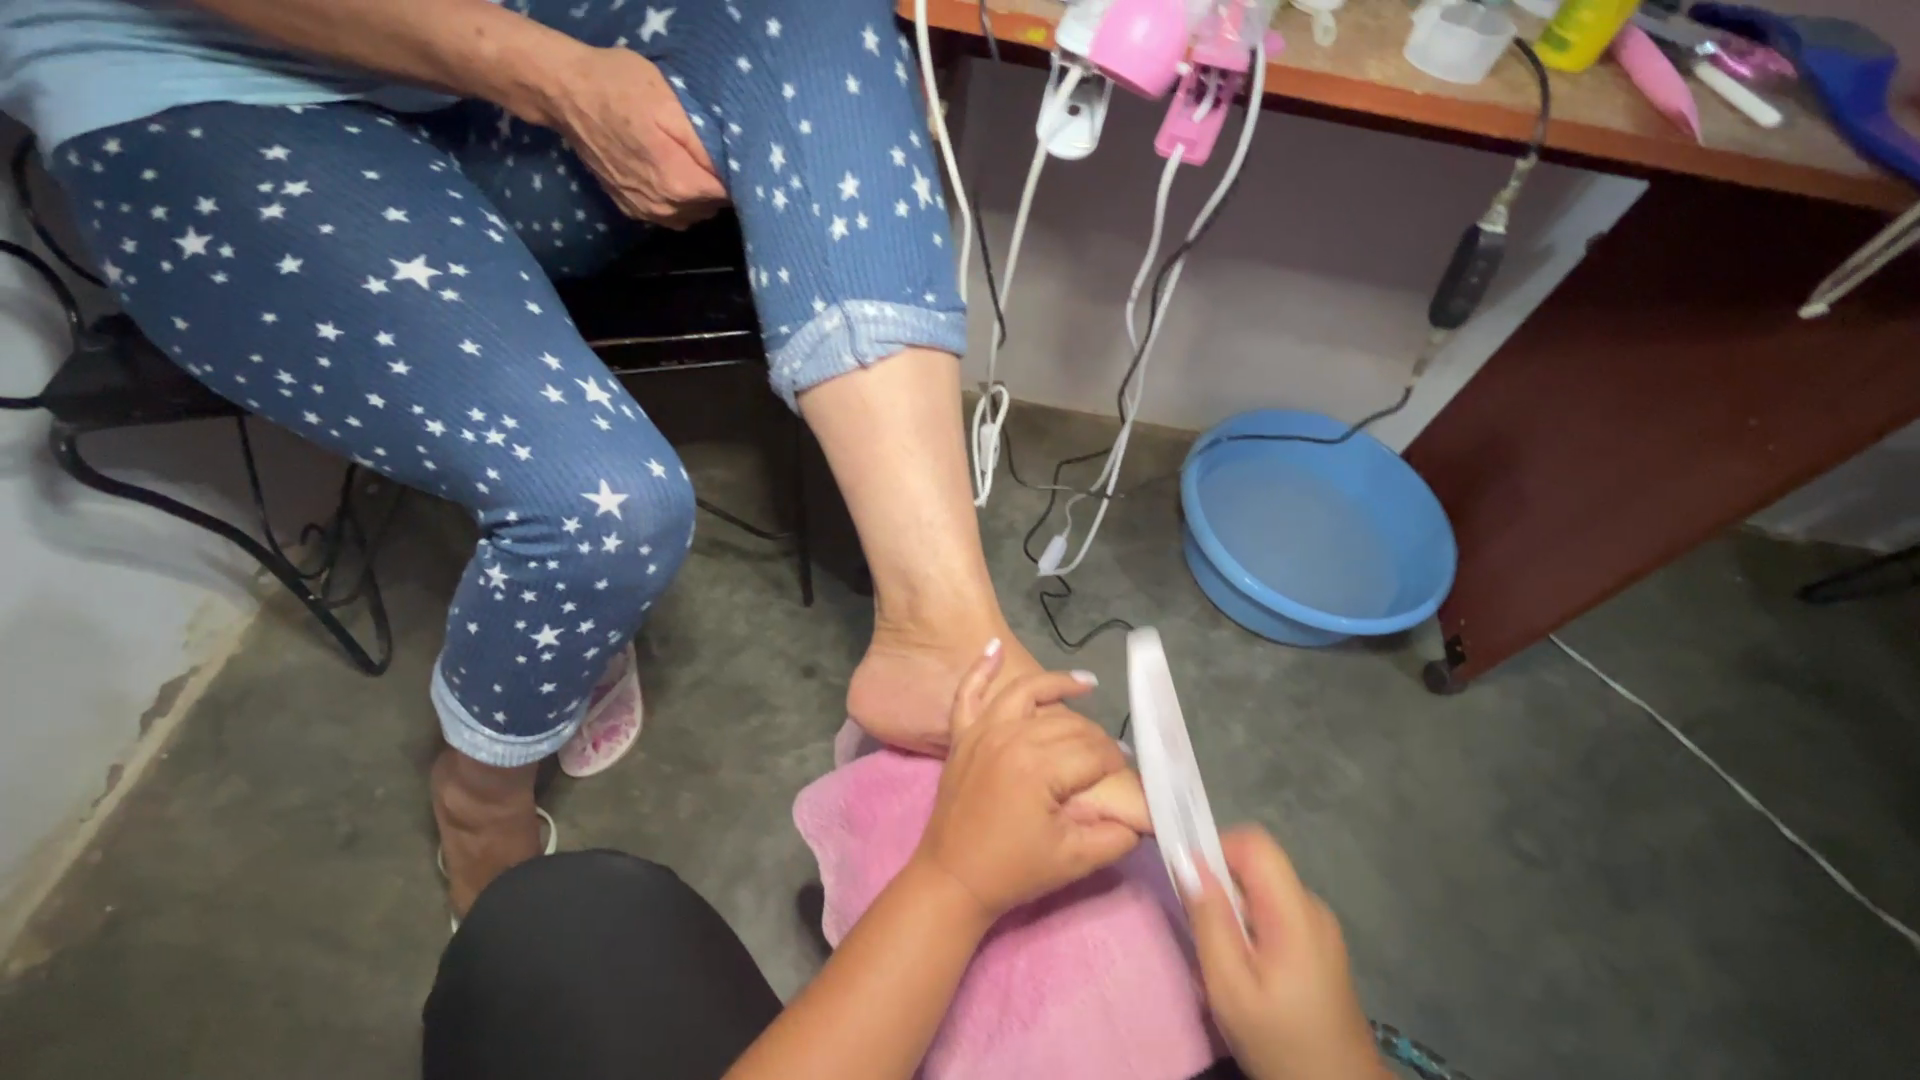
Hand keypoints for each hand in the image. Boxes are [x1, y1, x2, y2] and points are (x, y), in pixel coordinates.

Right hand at [542, 47, 726, 227]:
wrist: (565, 93)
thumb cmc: (620, 87)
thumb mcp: (671, 103)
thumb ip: (705, 144)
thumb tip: (734, 171)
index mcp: (679, 182)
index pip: (728, 194)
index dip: (737, 176)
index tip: (735, 157)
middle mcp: (666, 207)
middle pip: (713, 206)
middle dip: (718, 184)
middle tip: (712, 152)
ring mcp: (647, 212)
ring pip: (694, 213)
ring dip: (699, 193)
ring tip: (692, 161)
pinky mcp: (632, 209)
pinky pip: (672, 214)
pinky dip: (679, 199)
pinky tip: (671, 171)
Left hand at [911, 643, 1143, 921]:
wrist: (952, 879)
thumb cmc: (1015, 871)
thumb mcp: (1075, 859)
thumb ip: (1116, 834)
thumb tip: (1142, 812)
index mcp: (1040, 768)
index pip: (1093, 752)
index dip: (1116, 762)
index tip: (1128, 773)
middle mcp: (1011, 737)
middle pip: (1067, 723)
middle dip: (1095, 736)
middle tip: (1110, 756)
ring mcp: (982, 732)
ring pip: (1027, 695)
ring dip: (1058, 684)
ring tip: (1087, 684)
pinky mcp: (961, 736)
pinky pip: (968, 693)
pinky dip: (980, 668)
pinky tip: (995, 646)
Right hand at [1186, 827, 1386, 1079]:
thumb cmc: (1280, 1040)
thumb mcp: (1230, 987)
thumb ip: (1210, 920)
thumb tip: (1189, 862)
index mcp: (1295, 912)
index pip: (1255, 842)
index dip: (1217, 847)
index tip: (1191, 881)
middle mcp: (1312, 907)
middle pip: (1258, 865)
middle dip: (1221, 886)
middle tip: (1202, 930)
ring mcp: (1320, 925)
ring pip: (1263, 889)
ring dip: (1234, 910)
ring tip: (1223, 958)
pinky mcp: (1320, 943)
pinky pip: (1275, 911)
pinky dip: (1251, 926)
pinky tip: (1246, 969)